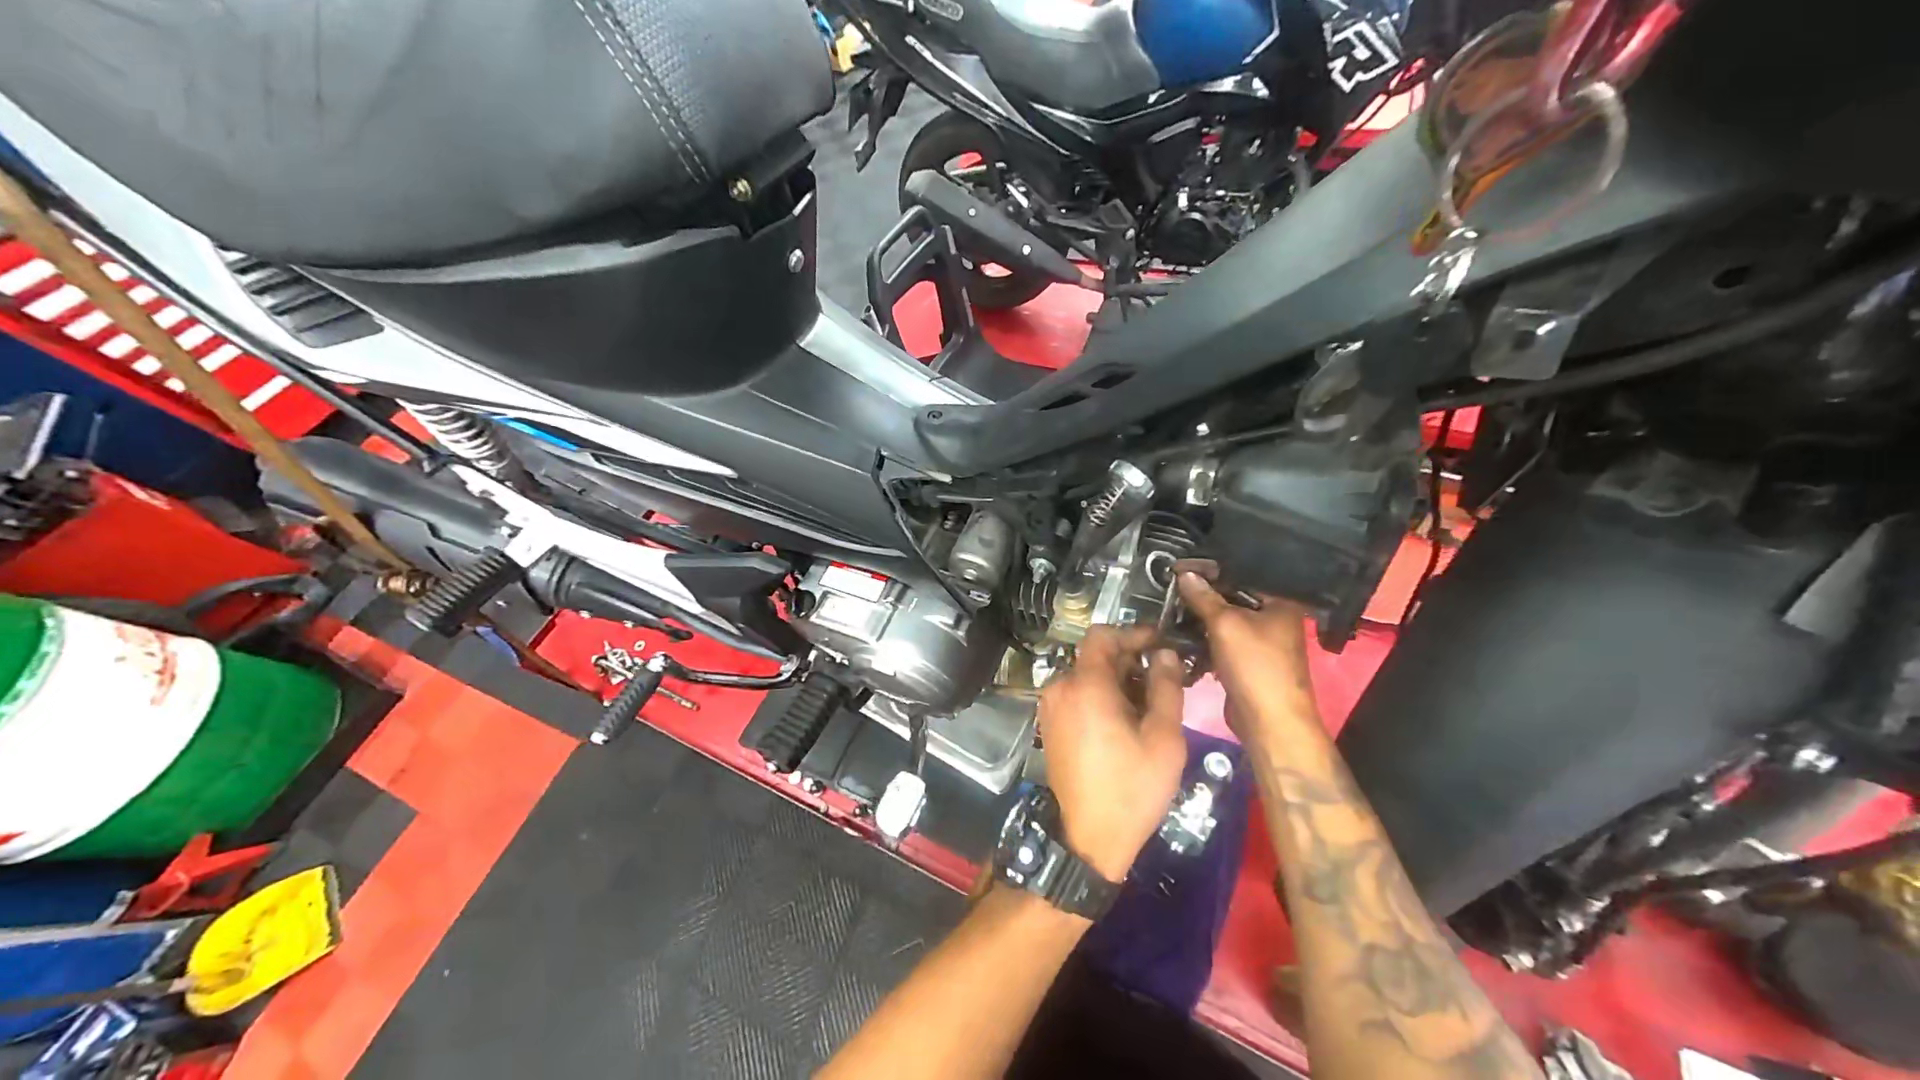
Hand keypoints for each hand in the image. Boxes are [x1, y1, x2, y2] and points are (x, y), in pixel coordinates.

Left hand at [1036, 627, 1187, 880]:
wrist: (1089, 838)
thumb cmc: (1131, 788)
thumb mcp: (1163, 738)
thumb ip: (1166, 687)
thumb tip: (1166, 654)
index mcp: (1085, 685)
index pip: (1103, 635)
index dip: (1133, 633)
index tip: (1161, 644)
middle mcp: (1059, 687)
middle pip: (1095, 656)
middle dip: (1130, 660)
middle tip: (1165, 679)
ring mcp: (1050, 707)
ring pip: (1086, 676)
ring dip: (1117, 680)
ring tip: (1150, 704)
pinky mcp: (1050, 725)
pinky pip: (1077, 695)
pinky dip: (1101, 696)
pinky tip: (1126, 720)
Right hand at [1177, 573, 1315, 741]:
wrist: (1269, 721)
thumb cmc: (1255, 665)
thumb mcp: (1225, 624)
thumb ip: (1203, 597)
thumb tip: (1185, 573)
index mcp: (1280, 602)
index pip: (1242, 573)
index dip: (1211, 569)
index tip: (1180, 567)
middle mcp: (1274, 617)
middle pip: (1232, 597)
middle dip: (1202, 595)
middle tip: (1170, 587)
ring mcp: (1261, 641)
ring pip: (1225, 621)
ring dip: (1199, 619)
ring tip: (1169, 609)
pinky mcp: (1247, 661)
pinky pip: (1221, 641)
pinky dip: (1204, 639)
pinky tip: (1180, 634)